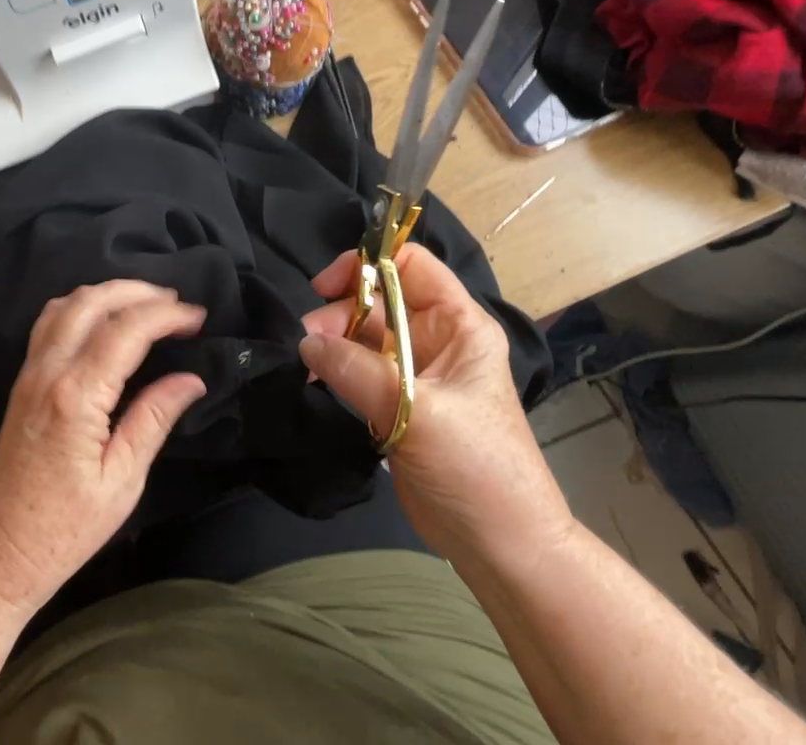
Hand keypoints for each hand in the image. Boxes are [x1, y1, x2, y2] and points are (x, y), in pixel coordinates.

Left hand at [0, 281, 207, 611]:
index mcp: (76, 397)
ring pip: (64, 305)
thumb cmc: (65, 529)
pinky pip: (48, 324)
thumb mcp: (123, 481)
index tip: (200, 317)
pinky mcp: (21, 383)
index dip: (166, 315)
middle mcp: (47, 372)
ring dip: (107, 293)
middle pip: (91, 301)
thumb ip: (154, 419)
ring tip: (147, 305)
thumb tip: (192, 379)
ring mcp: (28, 374)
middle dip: (138, 291)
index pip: (126, 329)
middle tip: (178, 304)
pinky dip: (80, 308)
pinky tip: (104, 321)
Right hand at [299, 244, 574, 568]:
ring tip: (307, 363)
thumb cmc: (477, 467)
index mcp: (460, 327)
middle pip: (378, 300)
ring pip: (363, 336)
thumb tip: (305, 342)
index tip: (324, 285)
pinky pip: (358, 371)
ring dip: (332, 341)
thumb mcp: (417, 411)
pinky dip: (333, 369)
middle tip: (307, 339)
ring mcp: (415, 375)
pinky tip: (314, 379)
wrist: (499, 542)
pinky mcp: (396, 405)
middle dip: (339, 311)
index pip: (412, 266)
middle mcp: (437, 342)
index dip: (368, 263)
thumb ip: (358, 371)